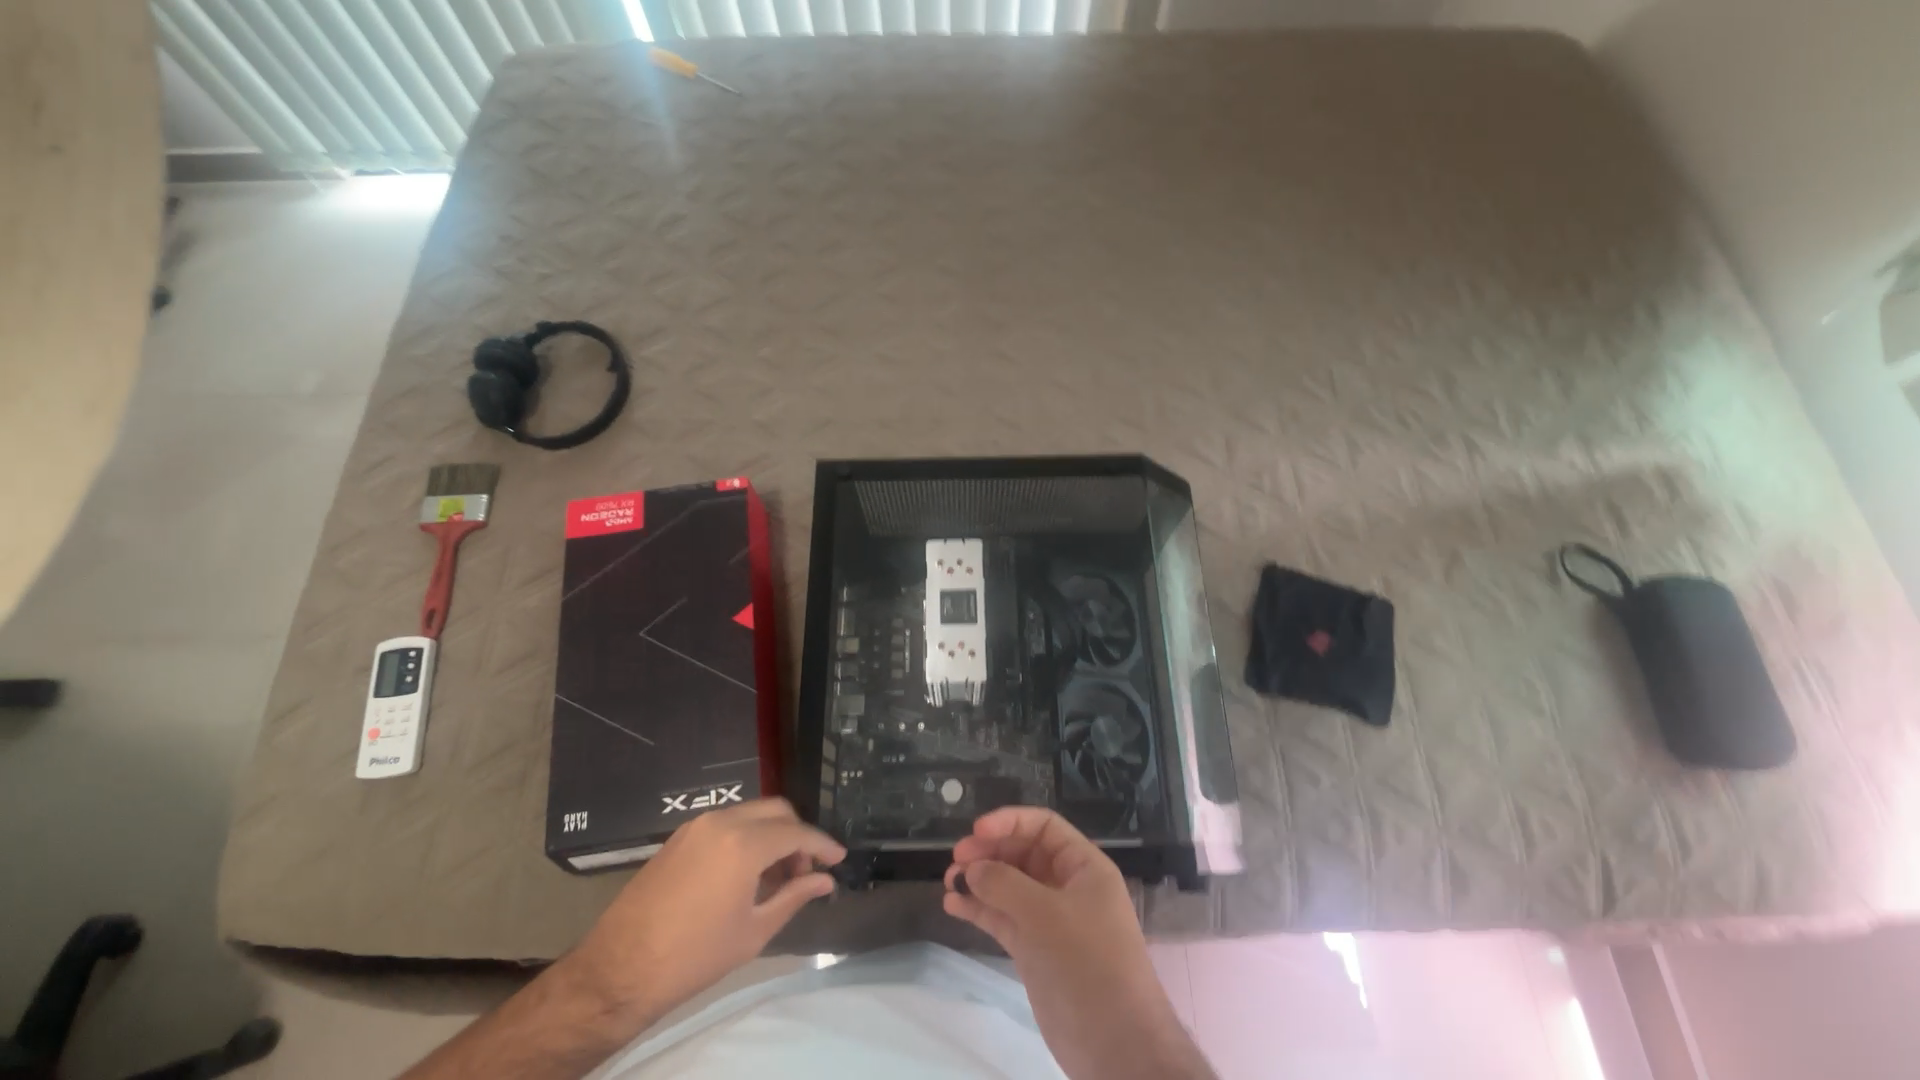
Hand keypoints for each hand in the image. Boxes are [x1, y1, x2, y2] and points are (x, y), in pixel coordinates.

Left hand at [558, 798, 844, 1027]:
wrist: (621, 968)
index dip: (823, 845)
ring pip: (749, 813)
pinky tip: (747, 873)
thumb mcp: (755, 930)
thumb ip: (794, 896)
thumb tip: (825, 880)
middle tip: (807, 871)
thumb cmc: (696, 955)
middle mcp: (722, 822)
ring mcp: (695, 826)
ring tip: (778, 877)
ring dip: (771, 834)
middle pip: (775, 811)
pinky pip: (725, 824)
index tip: (839, 860)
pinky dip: (746, 837)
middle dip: (798, 834)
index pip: (797, 832)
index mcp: (744, 843)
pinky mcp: (678, 838)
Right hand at [944, 808, 1213, 1079]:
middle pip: (1023, 854)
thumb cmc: (1088, 962)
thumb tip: (971, 869)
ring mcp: (1050, 920)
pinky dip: (979, 910)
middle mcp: (1067, 887)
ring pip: (1009, 887)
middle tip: (957, 859)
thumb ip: (1004, 884)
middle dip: (989, 851)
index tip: (975, 830)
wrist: (1114, 1040)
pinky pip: (1003, 918)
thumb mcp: (1046, 914)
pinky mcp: (1035, 949)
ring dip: (979, 880)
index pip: (1044, 827)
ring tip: (948, 882)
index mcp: (1084, 867)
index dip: (1009, 822)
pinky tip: (953, 905)